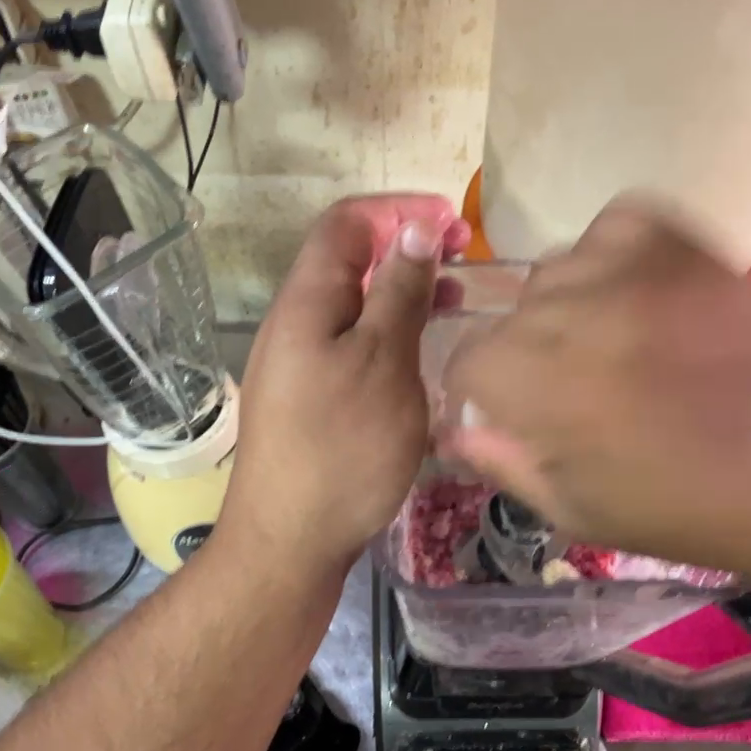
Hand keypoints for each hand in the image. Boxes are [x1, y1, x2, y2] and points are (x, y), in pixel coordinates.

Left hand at [218, 194, 472, 571]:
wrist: (288, 542)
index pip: (346, 222)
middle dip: (406, 252)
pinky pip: (351, 351)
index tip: (453, 224)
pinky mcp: (307, 405)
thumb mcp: (383, 363)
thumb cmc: (343, 448)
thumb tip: (413, 229)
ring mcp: (297, 368)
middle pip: (348, 264)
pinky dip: (388, 340)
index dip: (398, 209)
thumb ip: (398, 293)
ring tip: (453, 309)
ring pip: (353, 312)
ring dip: (401, 299)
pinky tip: (419, 366)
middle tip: (462, 265)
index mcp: (307, 302)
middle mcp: (294, 326)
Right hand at [441, 197, 750, 591]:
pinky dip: (612, 252)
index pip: (467, 362)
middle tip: (574, 392)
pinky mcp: (689, 247)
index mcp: (537, 382)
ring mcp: (634, 270)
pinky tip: (634, 292)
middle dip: (526, 355)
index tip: (511, 416)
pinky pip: (617, 224)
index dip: (482, 396)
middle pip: (512, 315)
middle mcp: (573, 312)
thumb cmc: (688, 510)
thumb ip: (505, 463)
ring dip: (568, 308)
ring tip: (612, 343)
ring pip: (559, 270)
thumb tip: (456, 431)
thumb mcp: (576, 511)